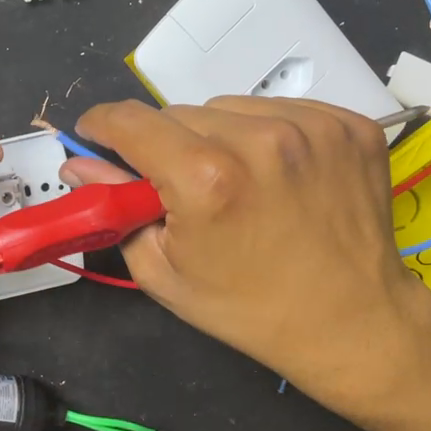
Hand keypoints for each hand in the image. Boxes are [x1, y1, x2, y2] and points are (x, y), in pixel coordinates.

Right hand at [65, 97, 430, 417]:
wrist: (352, 323)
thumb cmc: (246, 308)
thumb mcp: (161, 270)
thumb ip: (115, 207)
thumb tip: (78, 164)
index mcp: (204, 178)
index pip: (130, 120)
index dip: (101, 124)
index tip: (94, 134)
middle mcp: (258, 139)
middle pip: (178, 114)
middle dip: (164, 143)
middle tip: (177, 185)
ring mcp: (313, 127)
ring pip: (229, 108)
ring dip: (216, 135)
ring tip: (233, 181)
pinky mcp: (350, 126)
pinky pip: (281, 109)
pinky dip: (265, 134)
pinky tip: (275, 175)